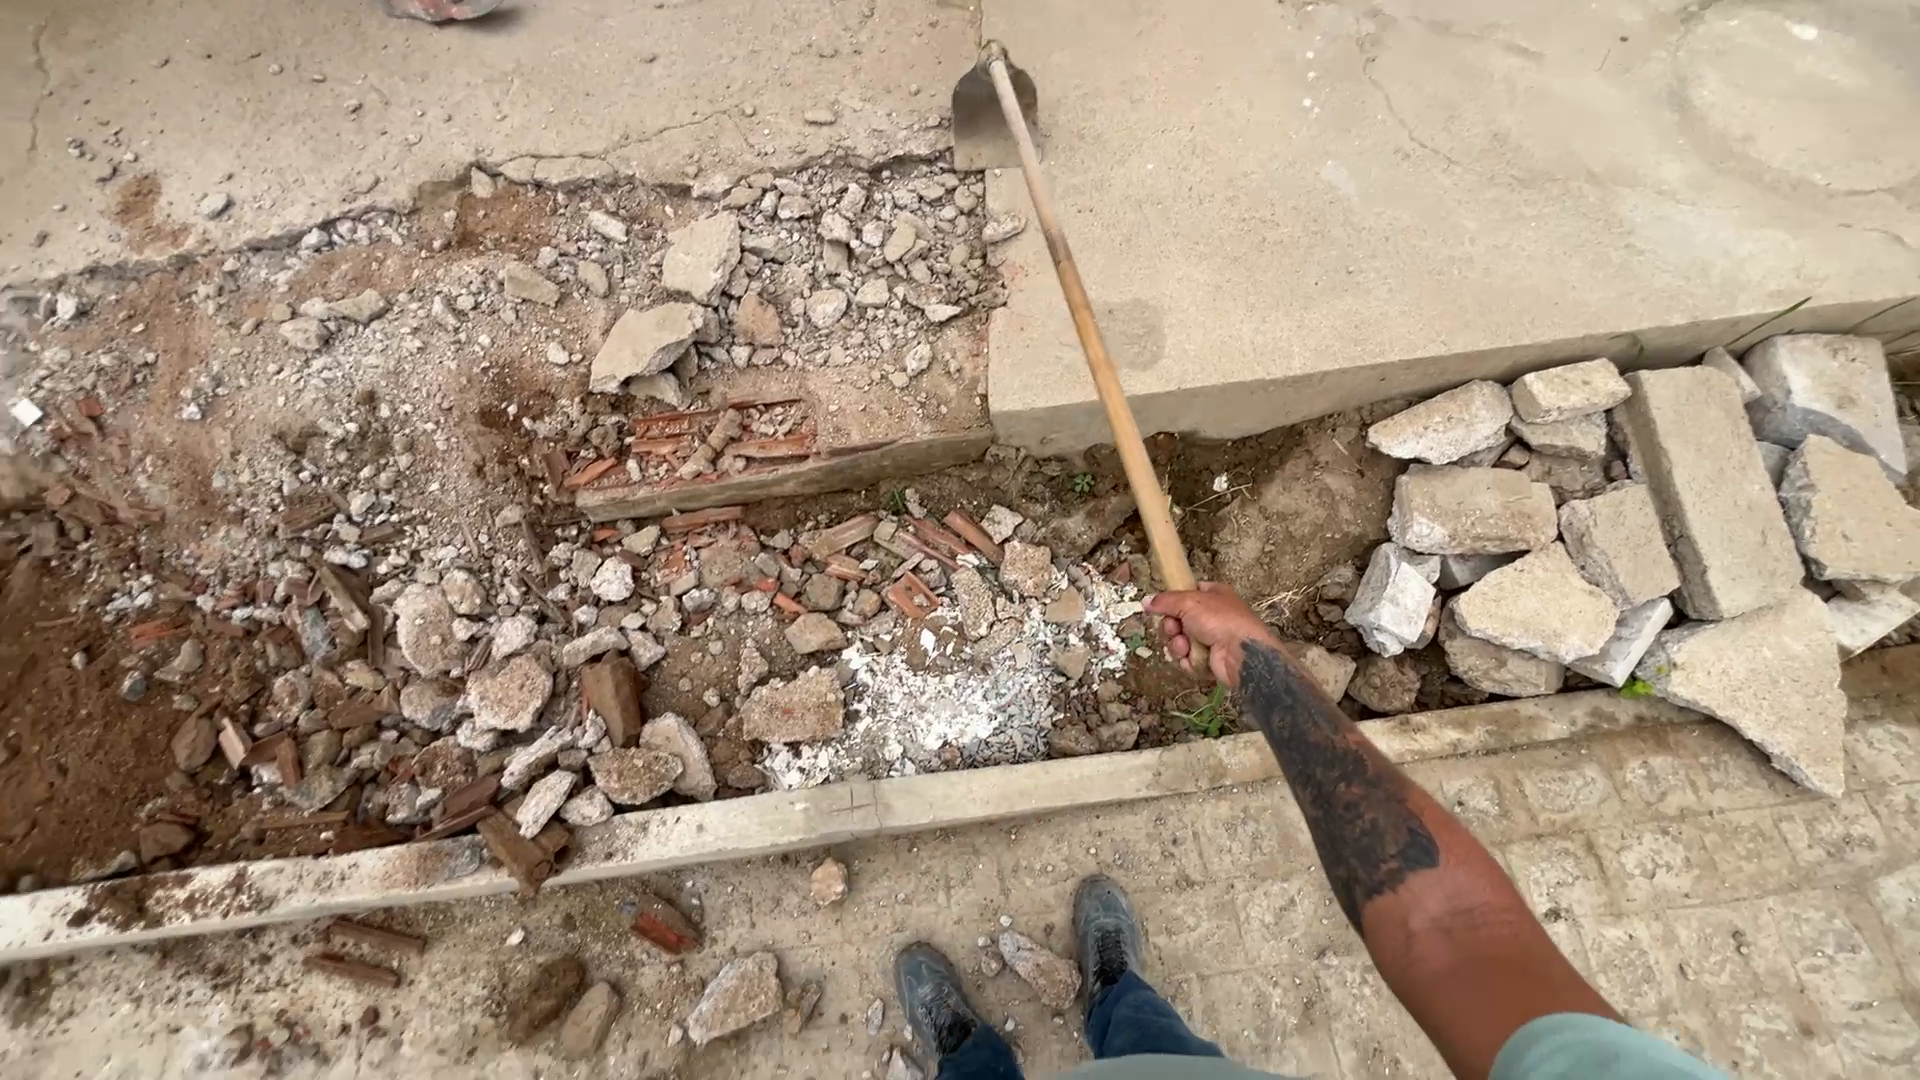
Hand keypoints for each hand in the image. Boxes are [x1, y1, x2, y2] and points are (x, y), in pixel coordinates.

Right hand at [1144, 583, 1276, 686]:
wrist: (1241, 654)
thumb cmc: (1219, 619)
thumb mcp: (1189, 602)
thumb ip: (1165, 601)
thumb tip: (1146, 601)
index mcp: (1213, 595)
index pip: (1186, 594)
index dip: (1173, 601)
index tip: (1162, 607)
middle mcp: (1212, 616)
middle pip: (1177, 620)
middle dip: (1170, 627)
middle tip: (1174, 629)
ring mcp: (1210, 639)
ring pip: (1178, 641)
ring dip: (1177, 644)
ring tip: (1185, 646)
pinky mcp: (1208, 660)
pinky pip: (1186, 659)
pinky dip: (1186, 660)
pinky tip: (1192, 658)